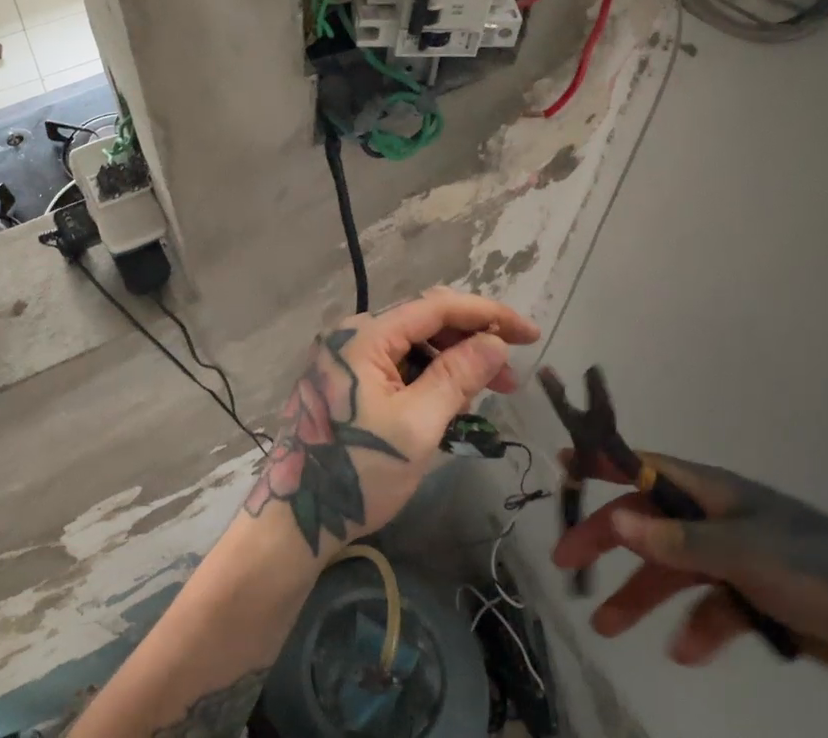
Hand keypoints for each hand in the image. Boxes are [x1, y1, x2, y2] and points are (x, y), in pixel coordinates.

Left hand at [242, 287, 539, 558]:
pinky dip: (427, 381)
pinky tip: (447, 408)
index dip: (488, 315)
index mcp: (364, 336)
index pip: (436, 307)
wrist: (297, 520)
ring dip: (451, 366)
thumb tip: (496, 343)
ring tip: (478, 402)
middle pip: (425, 323)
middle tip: (509, 381)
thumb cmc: (358, 471)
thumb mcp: (417, 425)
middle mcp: (352, 337)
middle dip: (472, 344)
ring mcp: (345, 361)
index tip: (530, 334)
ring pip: (413, 347)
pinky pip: (397, 368)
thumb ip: (457, 377)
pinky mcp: (346, 384)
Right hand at [552, 452, 827, 676]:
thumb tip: (616, 521)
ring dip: (637, 597)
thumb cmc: (815, 568)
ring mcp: (730, 559)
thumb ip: (678, 541)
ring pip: (668, 573)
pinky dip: (693, 629)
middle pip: (644, 523)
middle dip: (604, 540)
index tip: (563, 462)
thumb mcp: (744, 551)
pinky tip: (687, 653)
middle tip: (564, 562)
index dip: (604, 462)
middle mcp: (712, 520)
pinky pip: (706, 609)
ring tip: (605, 625)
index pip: (645, 466)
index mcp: (711, 493)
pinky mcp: (749, 598)